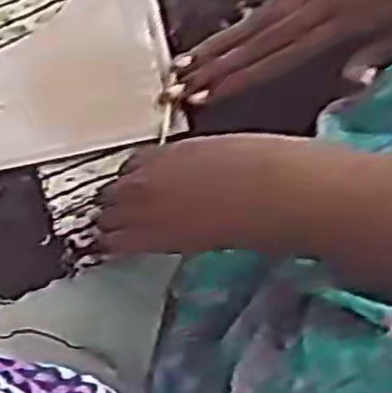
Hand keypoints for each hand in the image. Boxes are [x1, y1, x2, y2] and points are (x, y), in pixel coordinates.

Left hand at [96, 135, 329, 254]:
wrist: (287, 195)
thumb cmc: (280, 164)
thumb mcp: (229, 146)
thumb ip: (192, 159)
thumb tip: (183, 171)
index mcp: (167, 153)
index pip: (132, 164)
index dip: (140, 175)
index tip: (149, 184)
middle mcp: (143, 180)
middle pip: (111, 193)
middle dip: (122, 200)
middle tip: (139, 209)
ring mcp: (136, 210)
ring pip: (104, 219)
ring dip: (114, 223)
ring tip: (131, 228)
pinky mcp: (140, 238)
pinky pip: (109, 243)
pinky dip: (113, 244)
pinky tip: (126, 246)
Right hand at [180, 0, 391, 104]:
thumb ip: (386, 45)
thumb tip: (354, 78)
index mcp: (352, 19)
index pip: (278, 59)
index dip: (235, 80)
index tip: (195, 98)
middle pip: (260, 39)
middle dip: (212, 64)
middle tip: (171, 84)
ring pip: (267, 11)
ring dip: (224, 34)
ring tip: (184, 56)